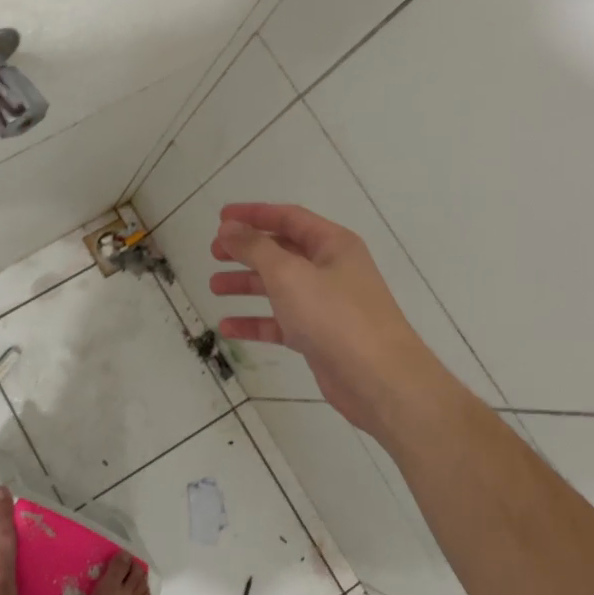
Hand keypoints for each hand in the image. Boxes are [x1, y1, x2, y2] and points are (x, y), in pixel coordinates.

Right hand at [210, 203, 448, 438]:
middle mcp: (331, 270)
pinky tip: (227, 326)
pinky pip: (280, 322)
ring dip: (246, 284)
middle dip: (246, 250)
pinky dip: (255, 322)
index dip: (253, 214)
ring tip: (214, 286)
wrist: (379, 380)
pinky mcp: (318, 337)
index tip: (221, 217)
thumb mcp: (289, 274)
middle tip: (214, 252)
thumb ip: (255, 247)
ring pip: (278, 287)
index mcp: (332, 245)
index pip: (288, 218)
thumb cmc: (335, 316)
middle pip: (281, 251)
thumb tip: (228, 227)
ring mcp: (325, 305)